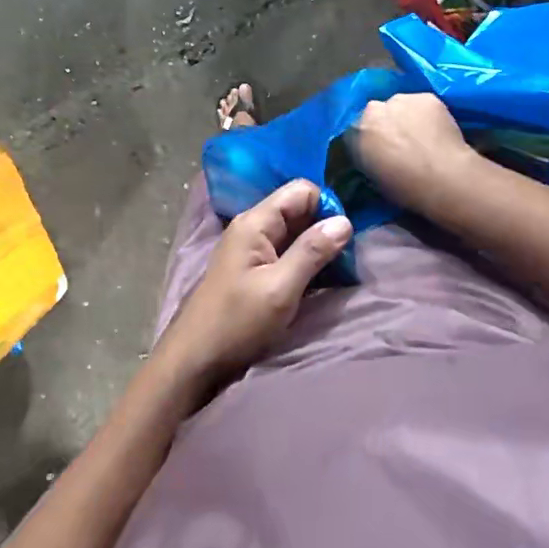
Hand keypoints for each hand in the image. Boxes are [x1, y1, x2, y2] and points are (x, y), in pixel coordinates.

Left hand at [153, 180, 352, 384]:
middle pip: (299, 211)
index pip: (300, 190)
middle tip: (351, 256)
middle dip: (326, 227)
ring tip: (344, 270)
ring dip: (320, 248)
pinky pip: (288, 255)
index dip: (326, 205)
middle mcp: (253, 228)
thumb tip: (344, 220)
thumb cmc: (237, 322)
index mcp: (255, 223)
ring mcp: (253, 250)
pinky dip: (308, 263)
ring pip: (296, 234)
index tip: (346, 235)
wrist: (197, 357)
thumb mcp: (280, 288)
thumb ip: (311, 252)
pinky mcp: (256, 271)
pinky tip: (325, 280)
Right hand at [348, 93, 485, 214]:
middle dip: (384, 124)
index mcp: (354, 132)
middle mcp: (371, 110)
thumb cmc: (403, 187)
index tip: (378, 150)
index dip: (368, 140)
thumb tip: (376, 154)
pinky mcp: (426, 97)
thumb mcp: (372, 177)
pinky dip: (427, 114)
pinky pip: (422, 104)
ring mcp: (399, 100)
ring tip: (420, 135)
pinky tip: (437, 129)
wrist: (441, 178)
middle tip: (399, 142)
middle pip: (375, 113)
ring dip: (405, 116)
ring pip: (400, 105)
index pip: (355, 130)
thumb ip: (368, 157)